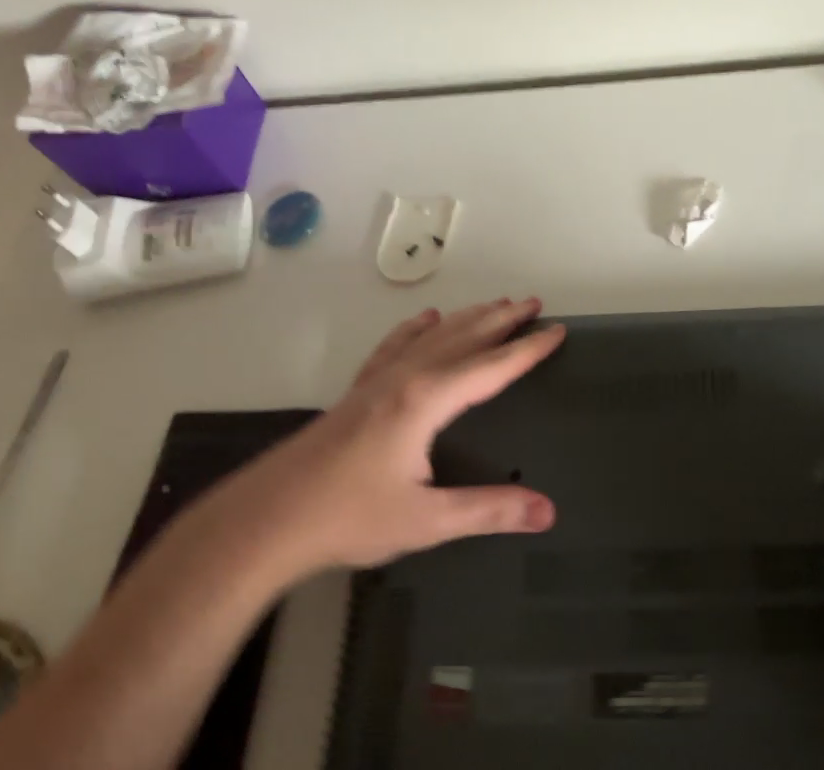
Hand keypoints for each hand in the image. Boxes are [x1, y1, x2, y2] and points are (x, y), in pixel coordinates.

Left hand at [203, 298, 563, 585]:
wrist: (267, 520)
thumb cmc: (348, 517)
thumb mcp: (427, 520)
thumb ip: (489, 511)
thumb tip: (548, 510)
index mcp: (426, 401)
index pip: (490, 368)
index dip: (526, 350)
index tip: (556, 330)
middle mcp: (404, 379)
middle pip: (462, 338)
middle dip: (500, 320)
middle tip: (532, 303)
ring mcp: (376, 383)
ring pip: (430, 337)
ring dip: (466, 319)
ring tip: (493, 305)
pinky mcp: (356, 394)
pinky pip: (394, 347)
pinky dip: (415, 330)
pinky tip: (423, 322)